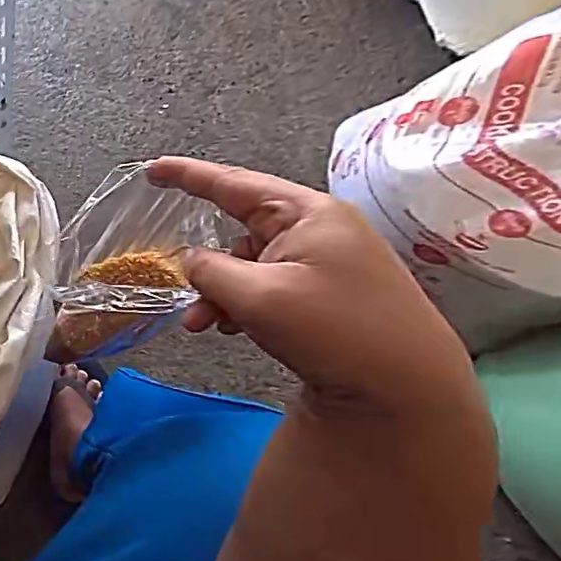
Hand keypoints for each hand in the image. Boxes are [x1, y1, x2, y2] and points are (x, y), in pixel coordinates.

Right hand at [147, 157, 481, 418]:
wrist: (407, 391)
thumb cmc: (335, 330)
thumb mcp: (259, 297)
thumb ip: (210, 271)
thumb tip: (188, 261)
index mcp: (306, 213)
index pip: (233, 183)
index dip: (187, 175)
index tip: (152, 169)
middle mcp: (318, 229)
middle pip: (241, 230)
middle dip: (206, 262)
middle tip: (179, 286)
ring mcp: (325, 262)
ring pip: (250, 265)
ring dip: (221, 292)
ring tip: (203, 324)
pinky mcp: (327, 293)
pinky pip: (269, 287)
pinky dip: (244, 305)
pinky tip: (233, 329)